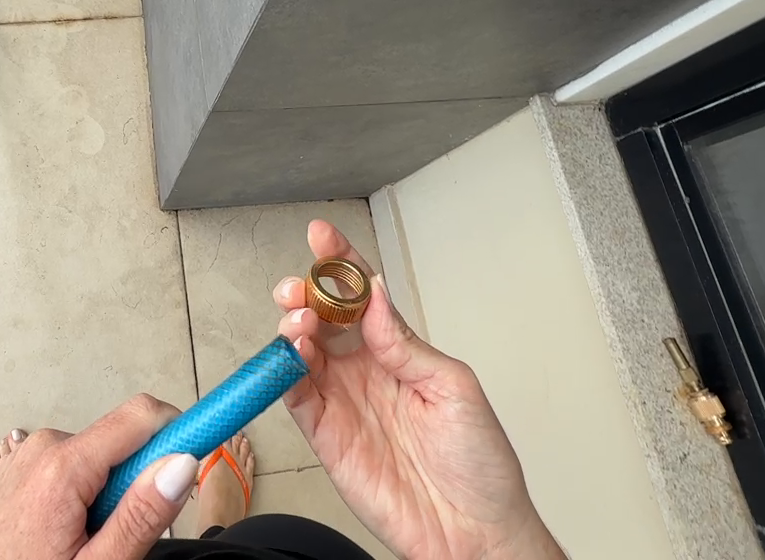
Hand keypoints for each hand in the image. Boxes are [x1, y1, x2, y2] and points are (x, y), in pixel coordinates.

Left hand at [0, 393, 199, 559]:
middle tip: (119, 542)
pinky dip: (78, 496)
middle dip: (135, 483)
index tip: (206, 446)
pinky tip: (60, 539)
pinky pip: (68, 467)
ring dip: (105, 495)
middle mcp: (42, 446)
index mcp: (62, 464)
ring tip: (80, 549)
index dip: (180, 431)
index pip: (142, 415)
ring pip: (96, 459)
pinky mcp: (16, 470)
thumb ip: (140, 516)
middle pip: (121, 443)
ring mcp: (25, 456)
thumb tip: (183, 464)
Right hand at [275, 221, 564, 559]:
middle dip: (303, 291)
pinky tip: (294, 352)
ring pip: (301, 348)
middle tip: (298, 287)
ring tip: (301, 320)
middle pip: (320, 314)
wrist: (476, 534)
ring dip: (293, 325)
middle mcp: (362, 366)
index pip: (358, 292)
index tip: (321, 234)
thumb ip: (403, 342)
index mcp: (394, 346)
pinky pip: (294, 393)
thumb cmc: (479, 462)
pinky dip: (285, 369)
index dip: (338, 260)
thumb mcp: (453, 387)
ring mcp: (341, 397)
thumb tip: (371, 295)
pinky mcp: (325, 433)